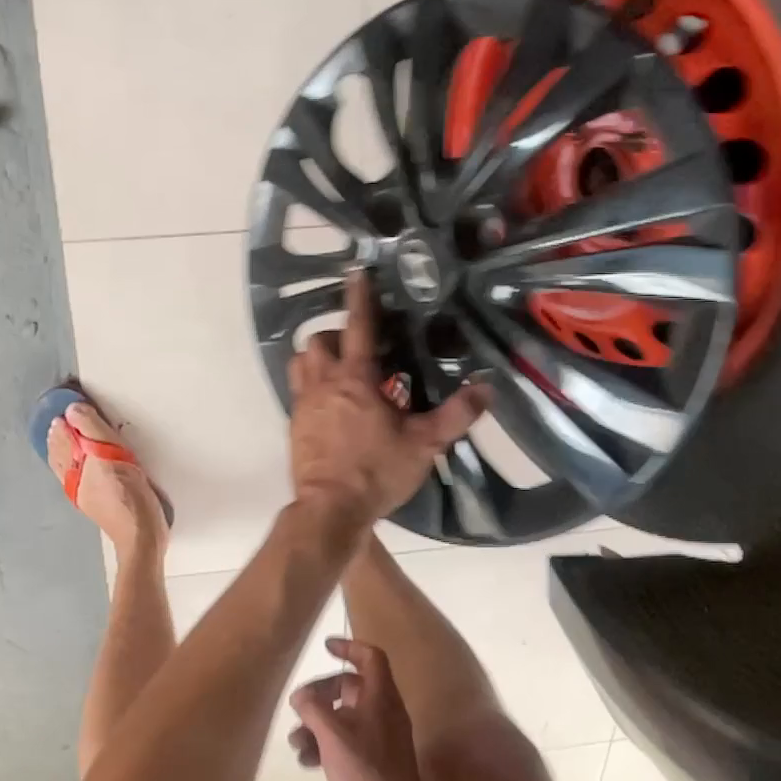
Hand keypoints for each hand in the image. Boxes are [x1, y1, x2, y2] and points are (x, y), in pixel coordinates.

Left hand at [287, 271, 489, 523]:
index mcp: (355, 379)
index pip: (357, 325)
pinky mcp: (293, 425)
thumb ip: (455, 415)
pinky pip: (296, 390)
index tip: (357, 270)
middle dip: (336, 334)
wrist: (329, 510)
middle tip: (360, 347)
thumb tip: (486, 388)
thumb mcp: (424, 445)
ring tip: (340, 369)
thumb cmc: (376, 472)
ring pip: (300, 362)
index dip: (359, 296)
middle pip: (319, 340)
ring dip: (317, 357)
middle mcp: (323, 383)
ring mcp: (303, 404)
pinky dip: (310, 385)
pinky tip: (329, 403)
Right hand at [290, 638, 449, 780]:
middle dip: (323, 693)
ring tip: (296, 740)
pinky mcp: (376, 764)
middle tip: (300, 705)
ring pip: (347, 718)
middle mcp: (385, 713)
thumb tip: (301, 694)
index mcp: (382, 697)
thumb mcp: (332, 734)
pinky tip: (306, 760)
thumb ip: (314, 708)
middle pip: (353, 687)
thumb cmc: (365, 771)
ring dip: (319, 724)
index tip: (326, 646)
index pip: (371, 657)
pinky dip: (327, 745)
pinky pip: (349, 742)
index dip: (349, 646)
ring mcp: (382, 740)